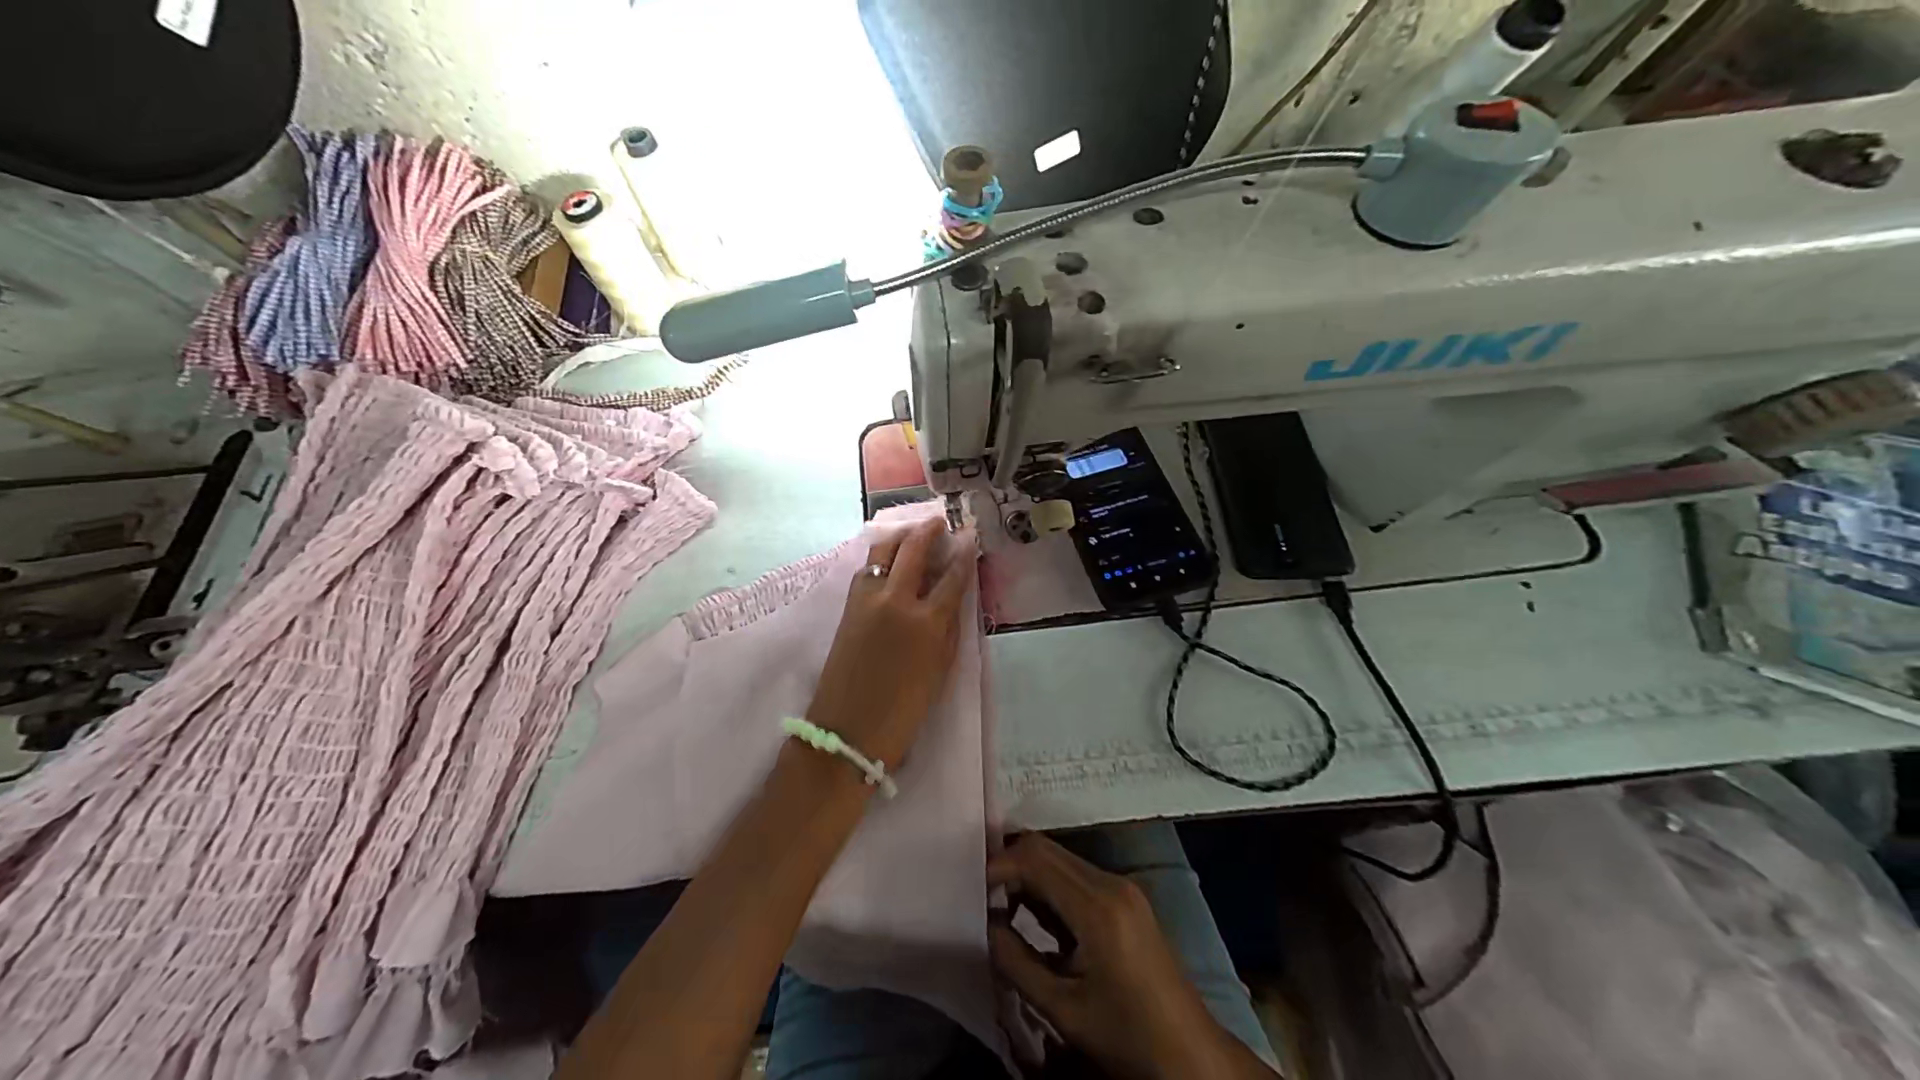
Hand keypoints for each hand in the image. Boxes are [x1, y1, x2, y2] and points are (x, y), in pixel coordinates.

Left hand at [804, 517, 975, 773]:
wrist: (848, 730)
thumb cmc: (904, 710)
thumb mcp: (941, 670)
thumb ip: (949, 628)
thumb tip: (953, 597)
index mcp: (926, 621)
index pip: (952, 576)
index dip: (964, 554)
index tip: (970, 536)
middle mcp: (895, 600)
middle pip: (913, 551)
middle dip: (928, 531)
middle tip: (940, 521)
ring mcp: (867, 600)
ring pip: (883, 552)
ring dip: (901, 537)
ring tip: (913, 533)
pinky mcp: (848, 607)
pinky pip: (867, 569)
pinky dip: (882, 558)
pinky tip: (890, 560)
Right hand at [988, 834, 1275, 1079]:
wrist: (1188, 1053)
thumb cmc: (1124, 1034)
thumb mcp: (1062, 1008)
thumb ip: (1016, 961)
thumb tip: (984, 925)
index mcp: (1098, 907)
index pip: (1034, 859)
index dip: (997, 867)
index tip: (970, 890)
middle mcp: (1111, 883)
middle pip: (1046, 849)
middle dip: (1009, 866)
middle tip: (981, 897)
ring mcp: (1122, 888)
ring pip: (1059, 859)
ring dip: (1027, 875)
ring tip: (1000, 909)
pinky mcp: (1125, 898)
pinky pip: (1075, 875)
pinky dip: (1047, 886)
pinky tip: (1032, 916)